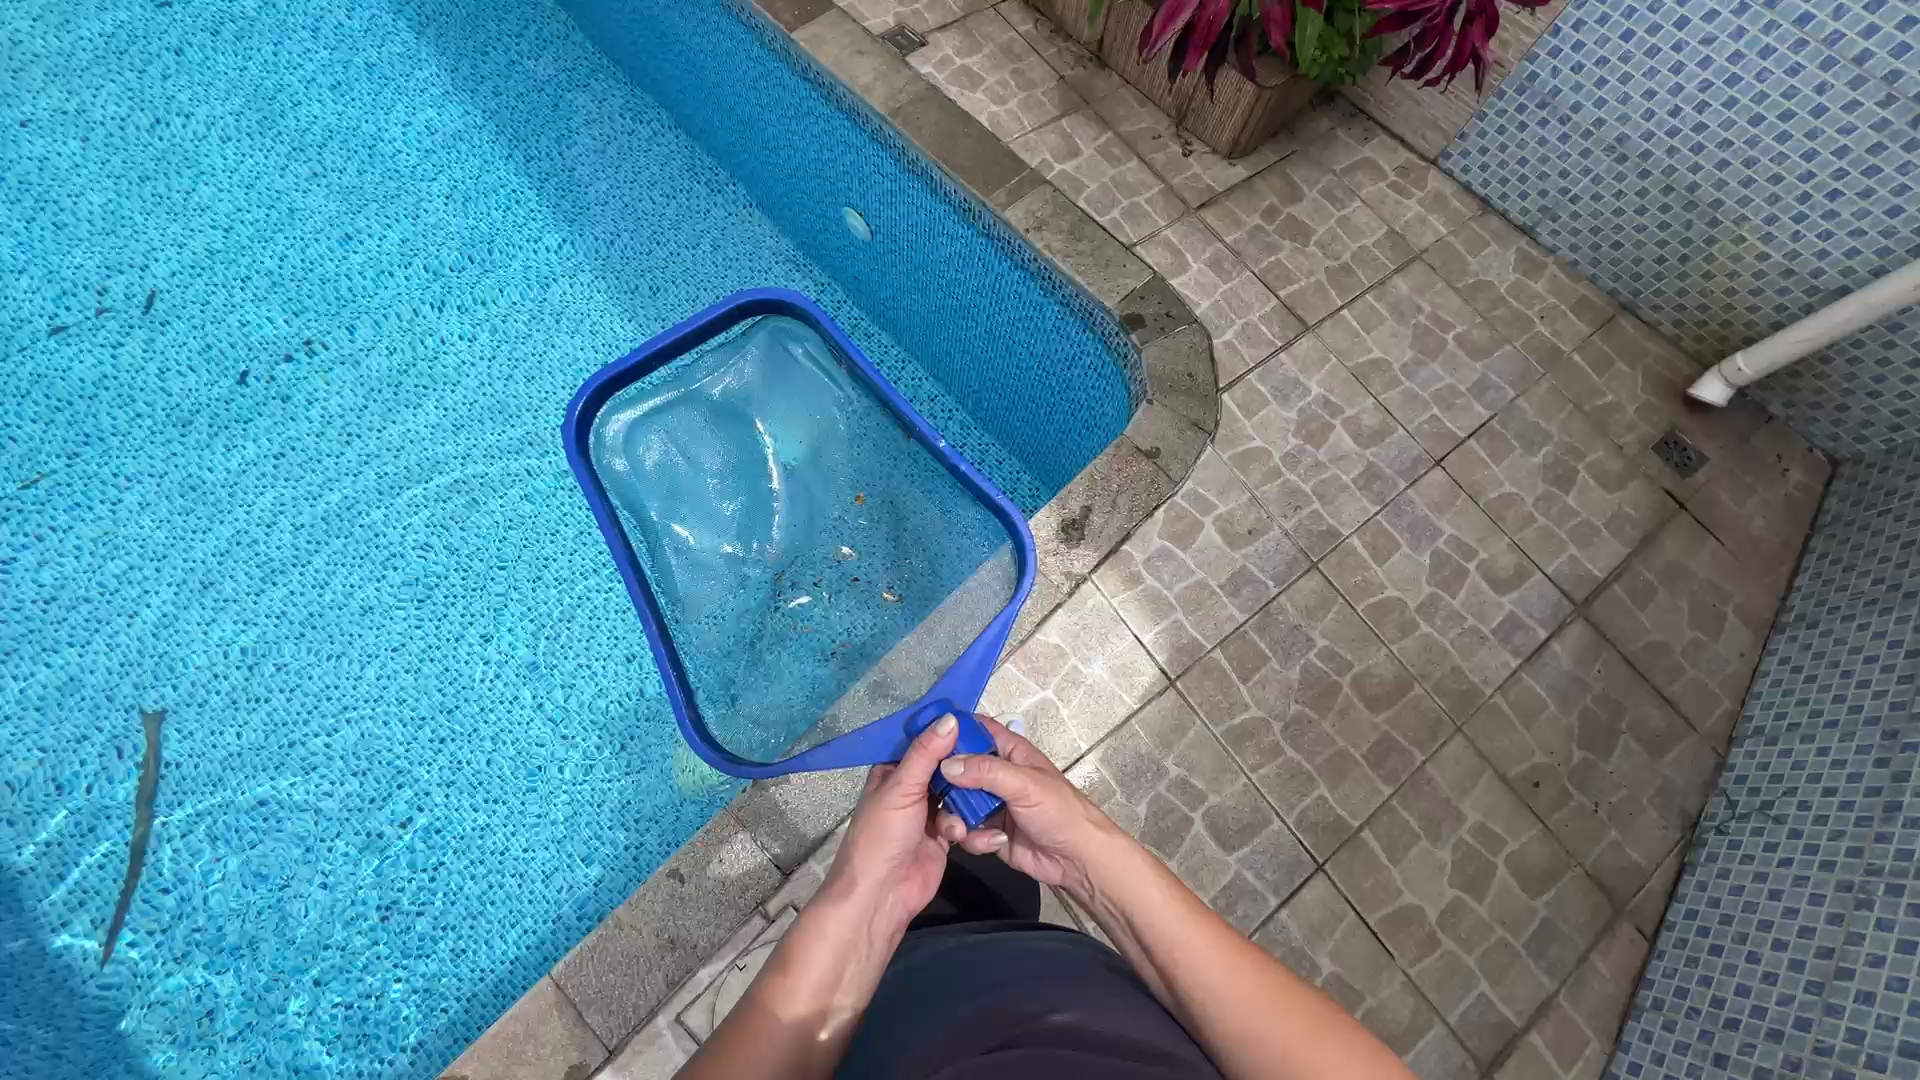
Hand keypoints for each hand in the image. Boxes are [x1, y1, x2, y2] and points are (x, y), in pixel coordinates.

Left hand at [816, 714, 961, 937]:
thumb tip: (951, 718)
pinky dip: (970, 826)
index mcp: (893, 771)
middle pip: (946, 767)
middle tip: (991, 759)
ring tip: (971, 809)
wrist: (882, 895)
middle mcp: (912, 788)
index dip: (947, 732)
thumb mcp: (901, 788)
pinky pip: (965, 821)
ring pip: (959, 793)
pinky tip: (971, 834)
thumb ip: (926, 753)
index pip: (923, 743)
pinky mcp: (945, 836)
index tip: (977, 722)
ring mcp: (929, 812)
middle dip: (965, 768)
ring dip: (968, 802)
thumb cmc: (882, 835)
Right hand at [936, 715, 1128, 897]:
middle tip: (932, 792)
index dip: (953, 729)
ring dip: (956, 814)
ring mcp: (990, 803)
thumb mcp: (1024, 784)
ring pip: (957, 801)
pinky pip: (965, 828)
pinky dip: (971, 836)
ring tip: (961, 827)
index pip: (977, 730)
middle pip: (958, 767)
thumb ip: (986, 771)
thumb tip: (946, 764)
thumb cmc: (1058, 811)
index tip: (925, 737)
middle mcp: (995, 774)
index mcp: (1009, 751)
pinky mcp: (987, 830)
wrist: (1076, 859)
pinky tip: (991, 843)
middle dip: (945, 781)